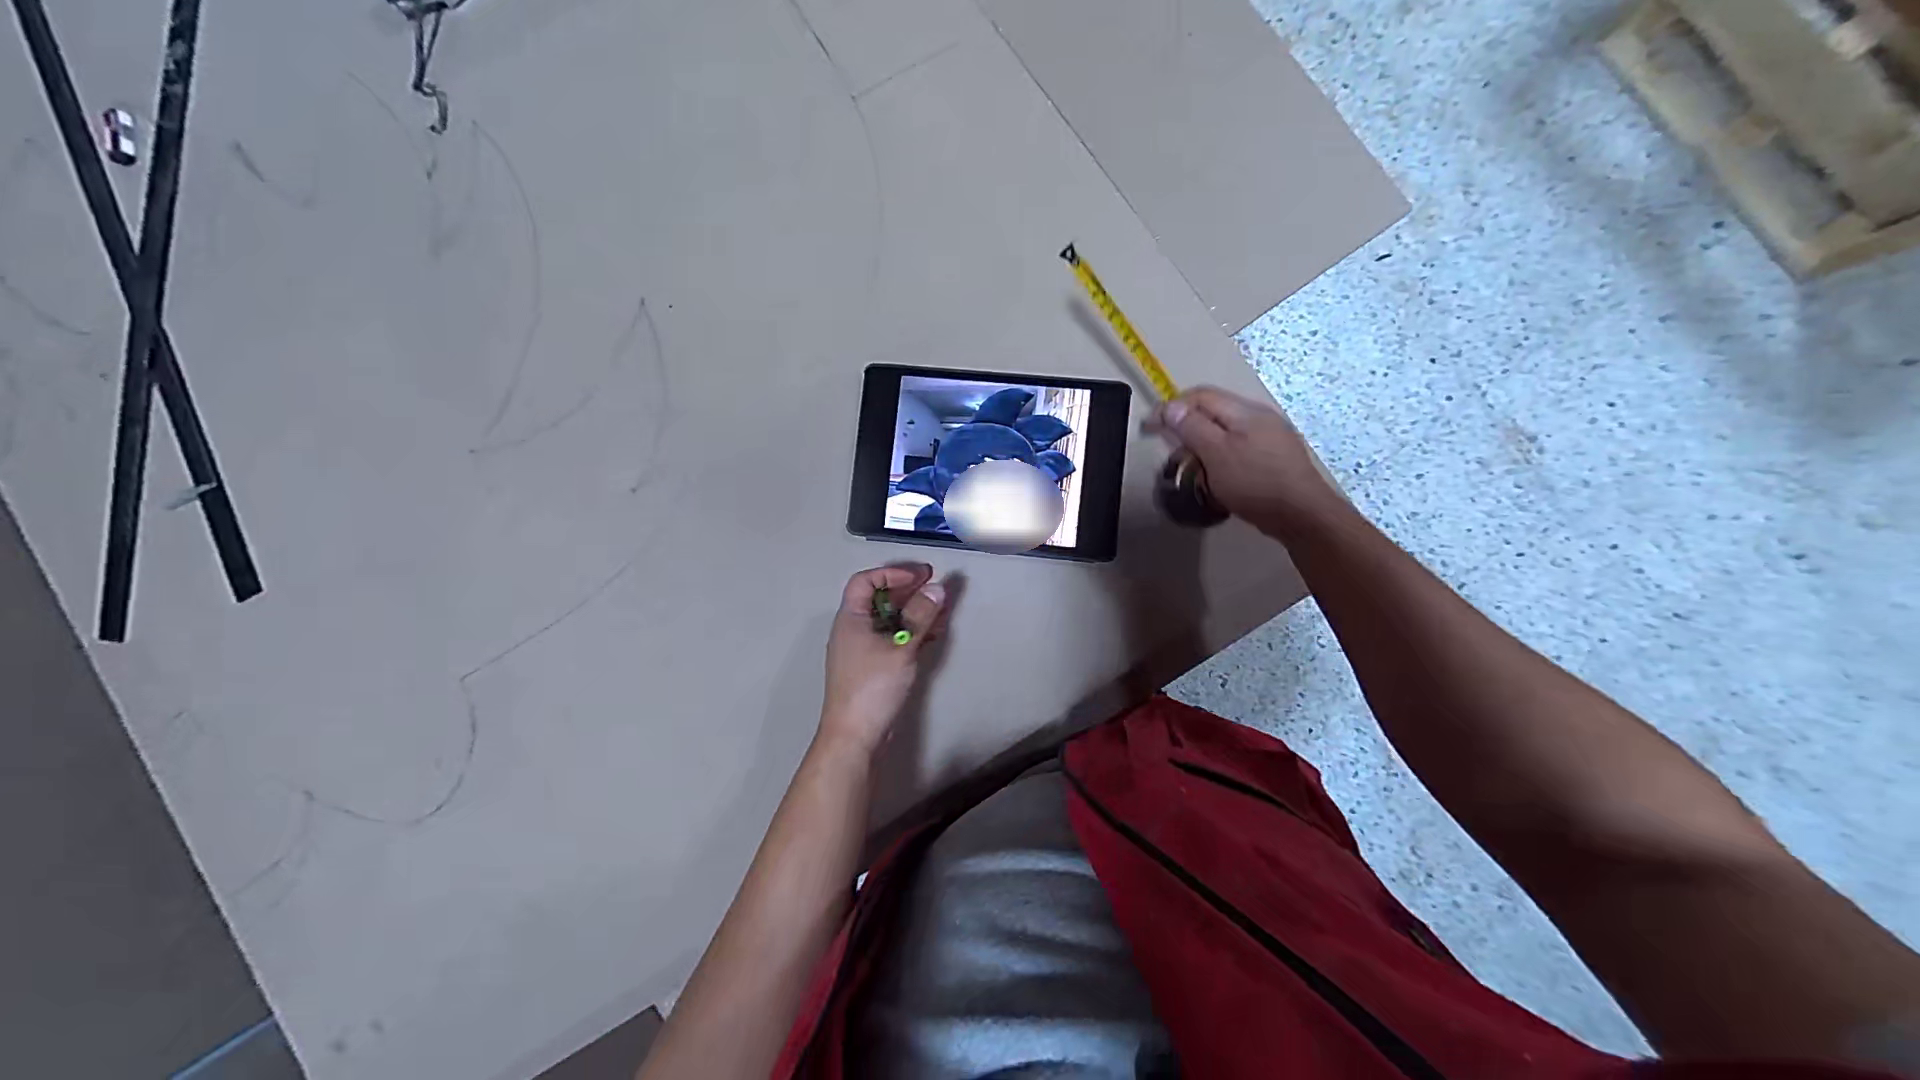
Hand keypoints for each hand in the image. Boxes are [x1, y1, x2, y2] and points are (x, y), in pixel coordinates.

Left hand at [819, 564, 951, 756]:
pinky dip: (912, 631)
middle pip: (879, 599)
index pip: (866, 581)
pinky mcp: (874, 666)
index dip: (893, 573)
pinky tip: (933, 632)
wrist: (855, 736)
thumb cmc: (872, 687)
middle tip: (935, 586)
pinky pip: (894, 638)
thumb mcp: (901, 648)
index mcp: (850, 618)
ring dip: (914, 611)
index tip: (921, 576)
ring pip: (890, 619)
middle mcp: (853, 629)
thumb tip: (937, 588)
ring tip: (941, 609)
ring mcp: (863, 649)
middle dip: (908, 590)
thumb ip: (921, 616)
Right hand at [1148, 386, 1344, 537]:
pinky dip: (1219, 452)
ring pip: (1225, 428)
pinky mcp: (1274, 455)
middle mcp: (1258, 416)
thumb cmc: (1254, 483)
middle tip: (1169, 447)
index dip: (1170, 407)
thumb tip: (1171, 407)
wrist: (1301, 514)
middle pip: (1213, 409)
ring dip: (1202, 440)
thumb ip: (1192, 428)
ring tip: (1191, 463)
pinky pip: (1239, 444)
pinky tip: (1217, 473)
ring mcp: (1270, 435)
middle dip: (1186, 424)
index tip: (1149, 427)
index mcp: (1243, 411)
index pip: (1199, 396)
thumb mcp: (1215, 454)